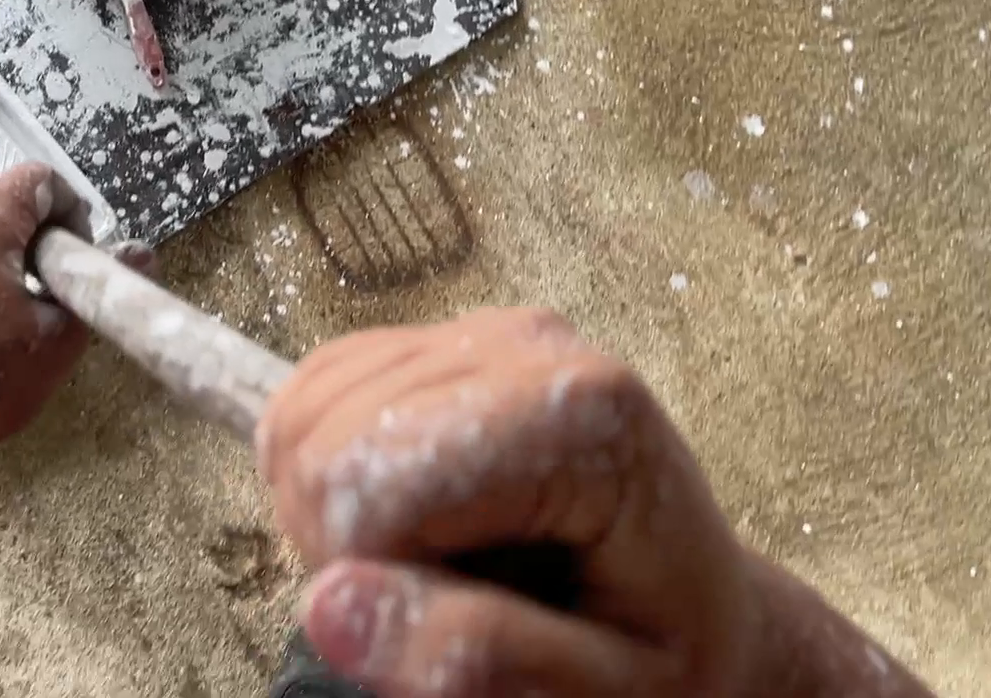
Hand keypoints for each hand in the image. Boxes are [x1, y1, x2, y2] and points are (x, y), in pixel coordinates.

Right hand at [259, 309, 758, 696]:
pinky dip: (312, 454)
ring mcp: (468, 329)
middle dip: (332, 535)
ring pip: (305, 407)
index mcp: (580, 415)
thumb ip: (476, 654)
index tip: (421, 619)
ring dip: (320, 498)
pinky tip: (376, 499)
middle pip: (325, 437)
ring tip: (401, 550)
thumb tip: (324, 607)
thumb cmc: (663, 642)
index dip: (363, 568)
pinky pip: (316, 382)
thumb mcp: (605, 691)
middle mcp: (518, 344)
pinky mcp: (429, 335)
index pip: (373, 475)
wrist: (685, 577)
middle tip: (409, 591)